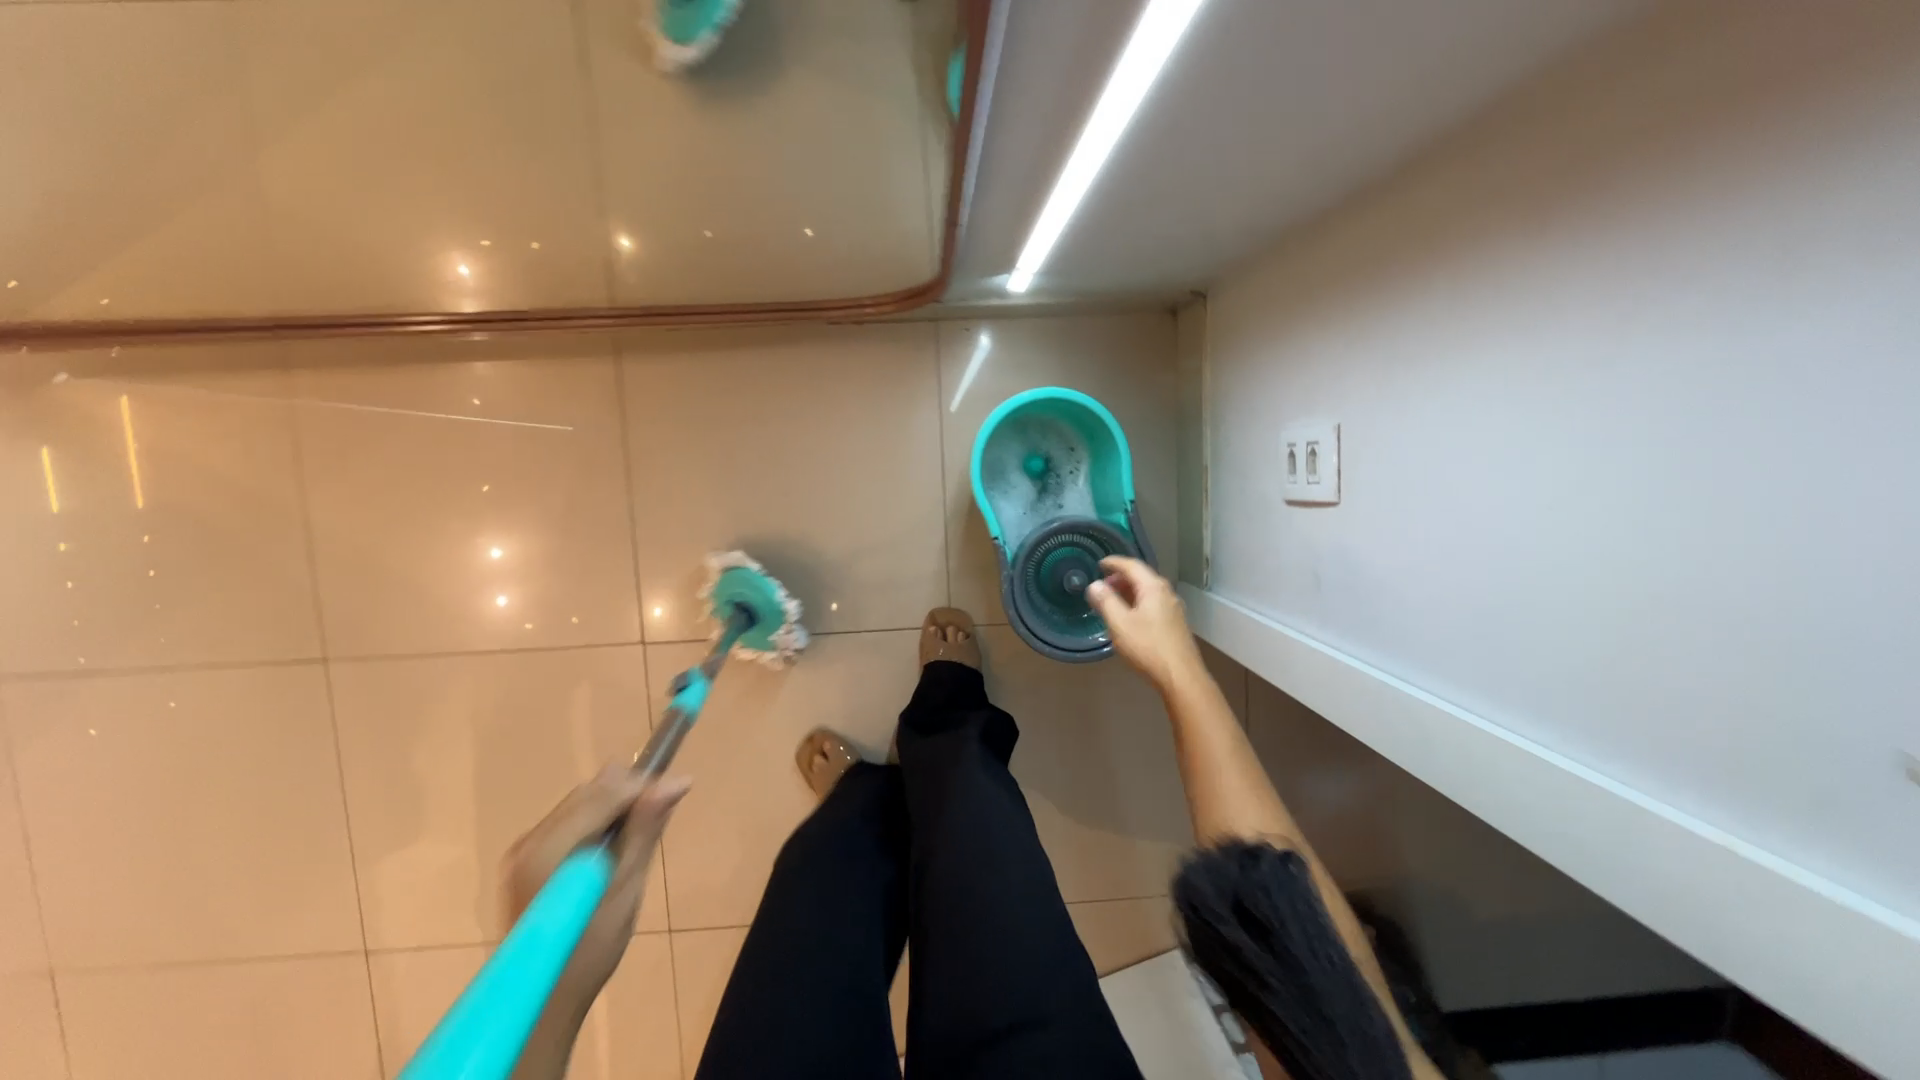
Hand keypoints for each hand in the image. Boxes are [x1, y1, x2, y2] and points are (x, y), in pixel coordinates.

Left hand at [503, 766, 690, 1022]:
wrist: (545, 1001)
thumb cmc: (591, 949)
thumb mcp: (626, 887)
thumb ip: (645, 829)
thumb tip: (676, 781)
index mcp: (551, 847)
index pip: (605, 791)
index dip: (643, 786)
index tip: (676, 794)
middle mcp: (530, 840)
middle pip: (589, 793)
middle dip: (628, 796)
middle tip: (657, 821)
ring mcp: (523, 851)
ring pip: (579, 805)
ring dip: (613, 811)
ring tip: (636, 839)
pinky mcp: (525, 862)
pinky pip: (568, 824)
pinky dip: (595, 826)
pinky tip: (611, 853)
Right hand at [1085, 555, 1205, 693]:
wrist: (1181, 677)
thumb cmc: (1148, 647)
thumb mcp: (1120, 624)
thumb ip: (1105, 601)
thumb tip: (1094, 585)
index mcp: (1153, 588)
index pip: (1132, 565)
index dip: (1114, 562)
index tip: (1098, 564)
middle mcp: (1166, 593)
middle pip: (1141, 577)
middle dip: (1120, 578)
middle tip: (1102, 586)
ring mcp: (1173, 608)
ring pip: (1148, 591)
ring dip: (1128, 591)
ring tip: (1112, 601)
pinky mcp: (1175, 623)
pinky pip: (1153, 603)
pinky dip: (1137, 602)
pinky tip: (1129, 617)